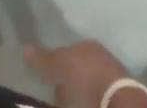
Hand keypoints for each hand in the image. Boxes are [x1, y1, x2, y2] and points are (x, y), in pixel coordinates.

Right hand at [25, 41, 146, 107]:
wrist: (119, 102)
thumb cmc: (85, 78)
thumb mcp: (58, 66)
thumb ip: (42, 58)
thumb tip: (25, 49)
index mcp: (87, 44)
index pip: (68, 50)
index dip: (56, 63)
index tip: (48, 77)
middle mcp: (101, 55)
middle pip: (80, 66)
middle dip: (69, 78)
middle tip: (57, 92)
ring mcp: (113, 75)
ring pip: (91, 81)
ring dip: (81, 91)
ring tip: (71, 102)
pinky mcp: (121, 95)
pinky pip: (99, 95)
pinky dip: (91, 99)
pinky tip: (85, 104)